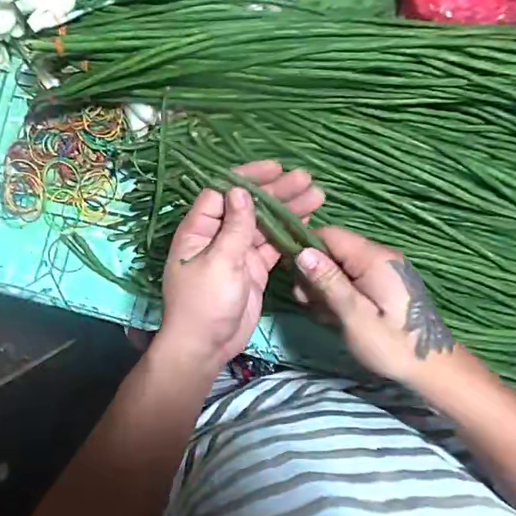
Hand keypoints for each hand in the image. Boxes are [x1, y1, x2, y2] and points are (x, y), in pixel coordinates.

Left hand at [156, 161, 322, 371]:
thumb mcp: (219, 261)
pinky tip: (308, 220)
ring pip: (265, 224)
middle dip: (276, 192)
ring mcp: (237, 253)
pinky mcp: (253, 270)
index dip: (249, 178)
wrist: (206, 347)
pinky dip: (289, 233)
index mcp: (200, 229)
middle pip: (249, 206)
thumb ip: (235, 227)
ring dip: (288, 210)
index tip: (275, 169)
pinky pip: (272, 246)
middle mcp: (218, 236)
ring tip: (316, 194)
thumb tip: (242, 191)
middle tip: (305, 179)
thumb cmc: (204, 302)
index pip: (224, 192)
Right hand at [293, 225, 464, 385]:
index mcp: (375, 258)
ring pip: (341, 267)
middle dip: (315, 275)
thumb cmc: (392, 345)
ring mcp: (384, 270)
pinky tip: (339, 318)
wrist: (433, 369)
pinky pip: (354, 280)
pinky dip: (341, 295)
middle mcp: (381, 256)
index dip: (306, 250)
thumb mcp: (355, 316)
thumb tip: (302, 252)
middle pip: (334, 250)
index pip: (330, 234)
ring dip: (326, 289)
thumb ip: (329, 282)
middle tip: (311, 306)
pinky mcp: (385, 285)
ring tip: (327, 316)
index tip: (295, 280)